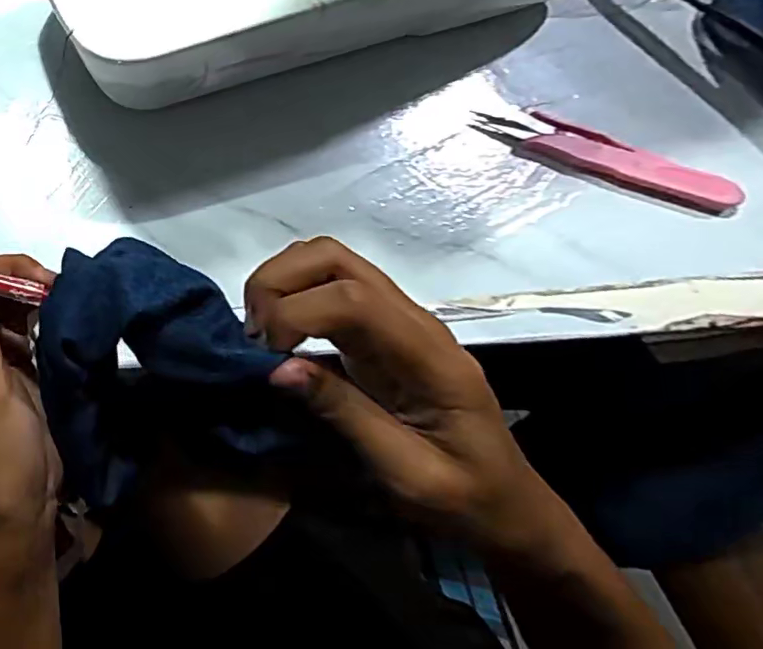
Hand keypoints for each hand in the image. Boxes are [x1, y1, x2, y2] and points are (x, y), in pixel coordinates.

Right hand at [244, 237, 566, 559]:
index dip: (295, 313)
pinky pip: (321, 278)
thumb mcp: (410, 477)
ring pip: (322, 257)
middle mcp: (412, 319)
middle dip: (277, 282)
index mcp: (430, 356)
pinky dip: (286, 290)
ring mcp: (393, 314)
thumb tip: (276, 367)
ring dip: (278, 281)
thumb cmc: (466, 499)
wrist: (507, 505)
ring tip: (262, 332)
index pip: (353, 298)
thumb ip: (346, 416)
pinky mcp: (373, 321)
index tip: (268, 355)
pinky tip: (277, 332)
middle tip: (255, 334)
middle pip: (331, 257)